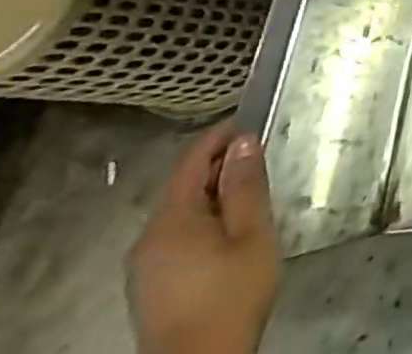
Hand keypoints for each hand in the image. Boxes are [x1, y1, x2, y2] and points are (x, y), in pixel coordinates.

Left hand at [127, 123, 280, 353]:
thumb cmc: (232, 292)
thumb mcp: (252, 233)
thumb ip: (246, 186)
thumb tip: (243, 141)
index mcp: (171, 220)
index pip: (190, 160)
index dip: (220, 135)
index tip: (253, 119)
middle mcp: (149, 236)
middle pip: (184, 185)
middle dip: (222, 164)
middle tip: (265, 154)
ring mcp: (146, 262)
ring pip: (183, 210)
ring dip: (216, 192)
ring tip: (256, 190)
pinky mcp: (153, 282)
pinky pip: (179, 233)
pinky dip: (207, 217)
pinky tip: (234, 229)